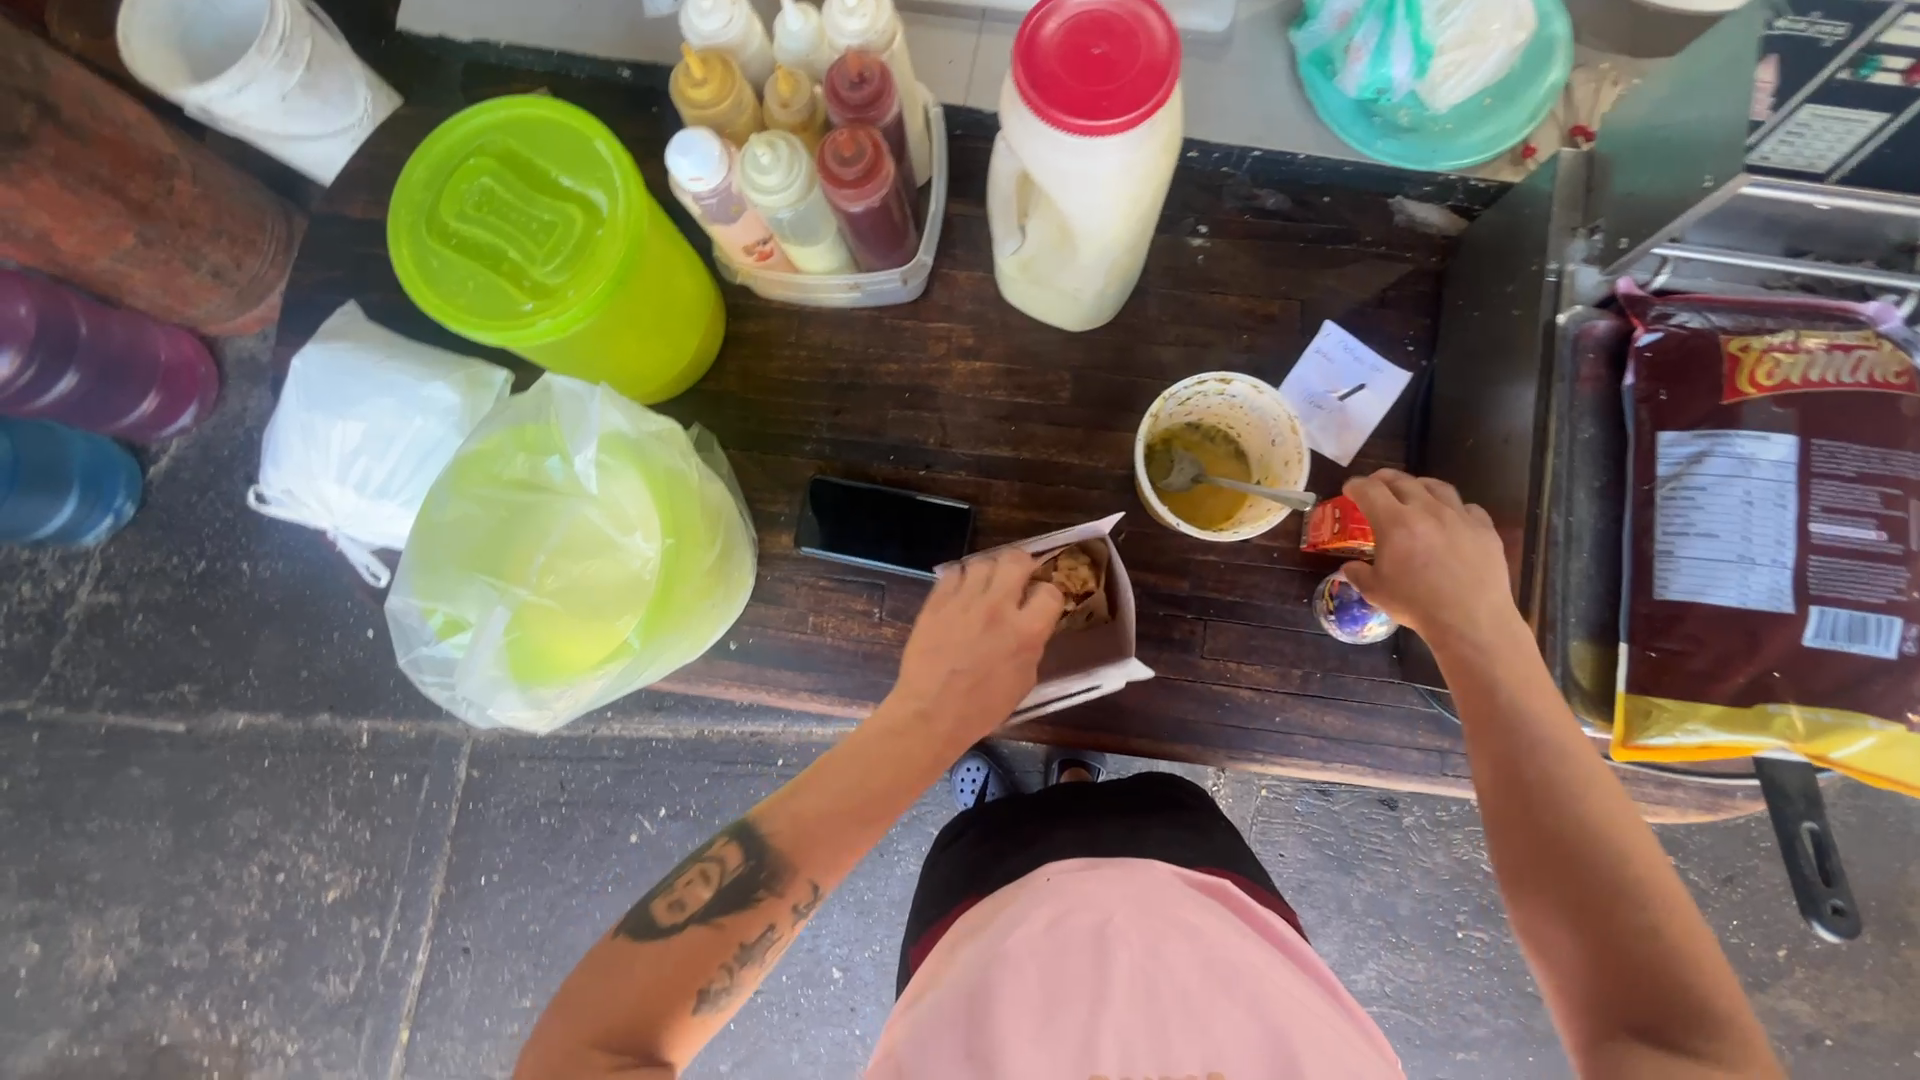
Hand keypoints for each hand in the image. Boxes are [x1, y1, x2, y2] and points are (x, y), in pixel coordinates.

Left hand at [885, 548, 1063, 743]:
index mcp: (1026, 632)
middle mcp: (997, 608)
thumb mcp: (1024, 681)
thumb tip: (1029, 627)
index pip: (1050, 591)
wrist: (931, 713)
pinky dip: (961, 579)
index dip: (1049, 594)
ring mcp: (964, 602)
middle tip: (1020, 576)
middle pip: (1016, 561)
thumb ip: (1031, 646)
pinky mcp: (936, 602)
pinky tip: (962, 593)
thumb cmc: (982, 707)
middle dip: (1023, 565)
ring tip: (987, 585)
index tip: (1042, 600)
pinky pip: (953, 574)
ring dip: (990, 571)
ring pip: (982, 562)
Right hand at [1340, 469, 1520, 651]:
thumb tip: (1350, 568)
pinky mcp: (1485, 529)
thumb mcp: (1375, 591)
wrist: (1471, 619)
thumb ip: (1358, 574)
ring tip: (1413, 493)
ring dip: (1419, 486)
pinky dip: (1453, 508)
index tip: (1349, 490)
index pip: (1369, 490)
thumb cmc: (1417, 604)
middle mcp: (1427, 511)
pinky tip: (1450, 519)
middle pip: (1402, 481)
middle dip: (1383, 479)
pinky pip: (1467, 507)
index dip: (1355, 486)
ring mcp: (1459, 517)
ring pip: (1437, 487)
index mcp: (1395, 524)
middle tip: (1375, 486)